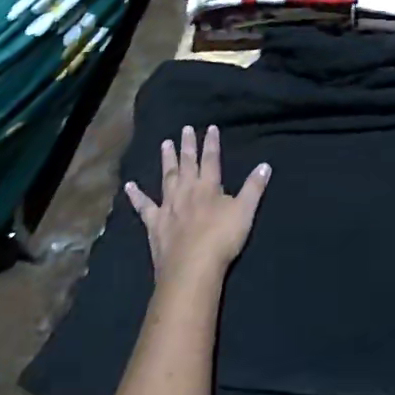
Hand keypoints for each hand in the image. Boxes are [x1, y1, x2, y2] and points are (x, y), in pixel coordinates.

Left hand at [124, 125, 269, 285]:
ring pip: (167, 177)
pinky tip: (128, 185)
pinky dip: (136, 195)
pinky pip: (143, 206)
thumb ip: (254, 187)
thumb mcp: (244, 212)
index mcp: (208, 186)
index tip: (210, 128)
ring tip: (165, 143)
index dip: (211, 143)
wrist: (192, 266)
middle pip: (187, 163)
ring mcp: (168, 205)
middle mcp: (186, 190)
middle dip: (187, 145)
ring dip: (167, 160)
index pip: (211, 159)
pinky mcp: (154, 222)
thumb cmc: (221, 239)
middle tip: (185, 129)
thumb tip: (265, 165)